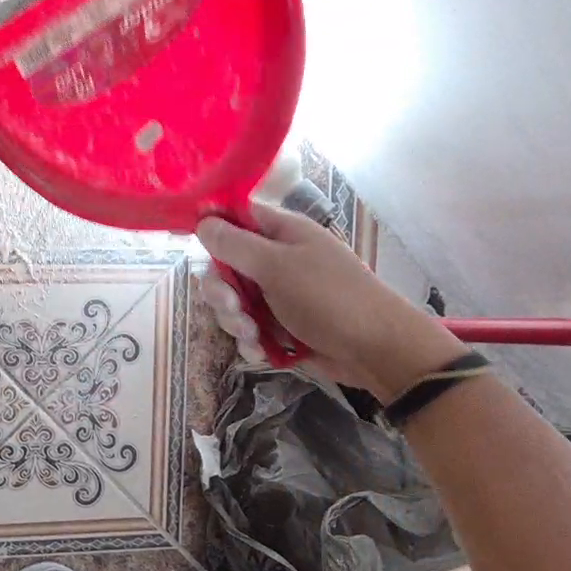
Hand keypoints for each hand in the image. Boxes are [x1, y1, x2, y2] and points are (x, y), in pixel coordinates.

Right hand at [196, 204, 465, 399]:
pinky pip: (247, 330)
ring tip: (255, 336)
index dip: (213, 230)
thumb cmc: (329, 298)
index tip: (197, 248)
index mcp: (280, 233)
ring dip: (235, 322)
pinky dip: (250, 342)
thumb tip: (201, 221)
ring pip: (231, 304)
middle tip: (234, 307)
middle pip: (224, 268)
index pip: (235, 218)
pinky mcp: (278, 326)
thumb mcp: (277, 266)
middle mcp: (276, 260)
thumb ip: (234, 245)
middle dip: (221, 293)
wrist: (373, 349)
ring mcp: (276, 295)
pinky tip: (263, 352)